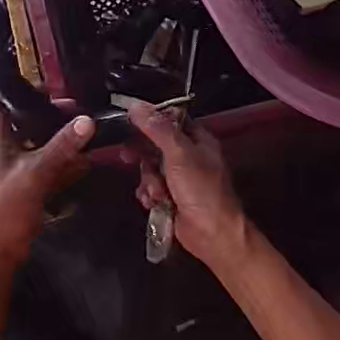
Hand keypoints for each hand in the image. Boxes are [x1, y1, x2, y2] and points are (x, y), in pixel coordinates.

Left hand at [0, 109, 93, 271]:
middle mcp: (9, 152)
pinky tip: (89, 160)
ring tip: (91, 132)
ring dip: (65, 142)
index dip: (29, 94)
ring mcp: (21, 172)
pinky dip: (69, 165)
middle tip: (83, 112)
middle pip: (32, 126)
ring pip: (45, 149)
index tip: (56, 89)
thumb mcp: (34, 172)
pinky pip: (54, 171)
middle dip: (56, 118)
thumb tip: (87, 121)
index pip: (9, 105)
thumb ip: (61, 146)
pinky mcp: (32, 191)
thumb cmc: (4, 208)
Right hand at [122, 101, 252, 271]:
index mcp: (198, 139)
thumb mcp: (179, 154)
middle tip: (127, 156)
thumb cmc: (200, 190)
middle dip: (143, 155)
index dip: (150, 119)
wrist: (212, 234)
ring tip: (156, 192)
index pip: (170, 119)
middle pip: (156, 144)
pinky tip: (153, 202)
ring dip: (149, 180)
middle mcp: (189, 155)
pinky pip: (151, 187)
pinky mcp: (171, 196)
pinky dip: (149, 194)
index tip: (129, 120)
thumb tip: (136, 105)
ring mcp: (180, 177)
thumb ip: (157, 129)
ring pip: (150, 168)